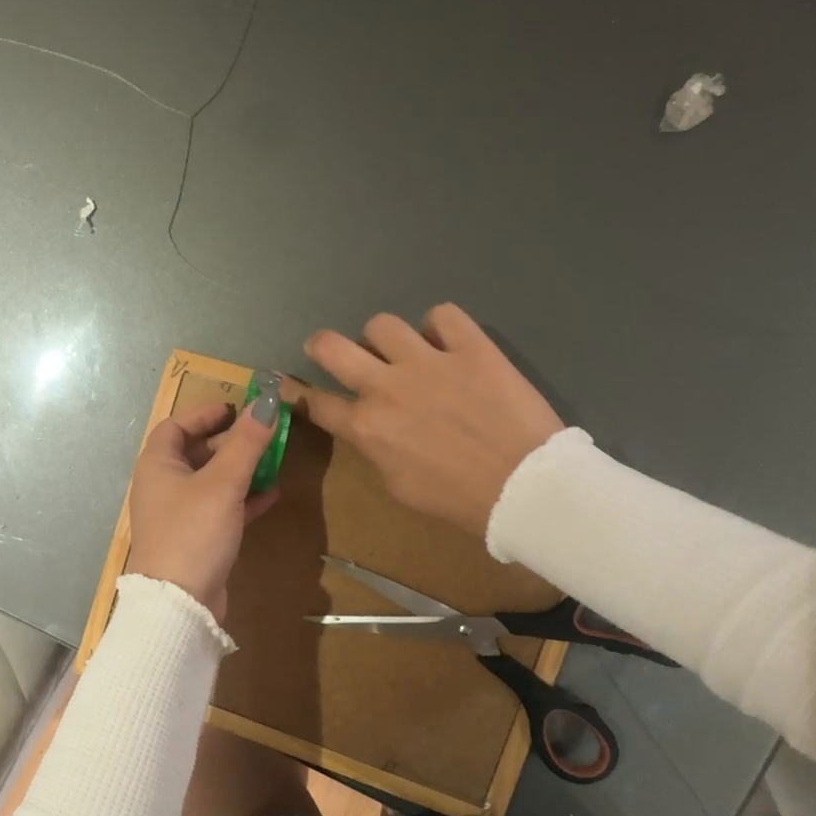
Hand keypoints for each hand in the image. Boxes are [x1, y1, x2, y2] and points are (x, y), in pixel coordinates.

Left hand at [128, 396, 281, 621]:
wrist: (179, 603)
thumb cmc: (193, 532)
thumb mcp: (223, 483)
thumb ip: (246, 443)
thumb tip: (267, 402)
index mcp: (157, 466)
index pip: (175, 427)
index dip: (204, 414)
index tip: (235, 408)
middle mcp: (163, 486)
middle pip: (196, 452)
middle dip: (229, 442)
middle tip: (263, 434)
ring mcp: (179, 515)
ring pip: (212, 482)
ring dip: (240, 470)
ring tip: (273, 460)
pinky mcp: (197, 540)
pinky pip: (221, 509)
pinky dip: (244, 499)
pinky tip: (272, 495)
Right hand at [302, 304, 563, 537]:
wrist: (525, 487)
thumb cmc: (459, 501)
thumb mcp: (399, 487)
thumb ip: (376, 450)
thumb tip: (373, 431)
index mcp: (366, 428)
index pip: (316, 402)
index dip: (297, 393)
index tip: (289, 386)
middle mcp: (386, 387)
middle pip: (331, 346)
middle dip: (321, 346)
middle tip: (328, 350)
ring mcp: (428, 362)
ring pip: (381, 324)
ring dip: (384, 338)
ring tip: (401, 349)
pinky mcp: (470, 347)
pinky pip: (443, 315)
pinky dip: (440, 326)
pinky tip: (447, 341)